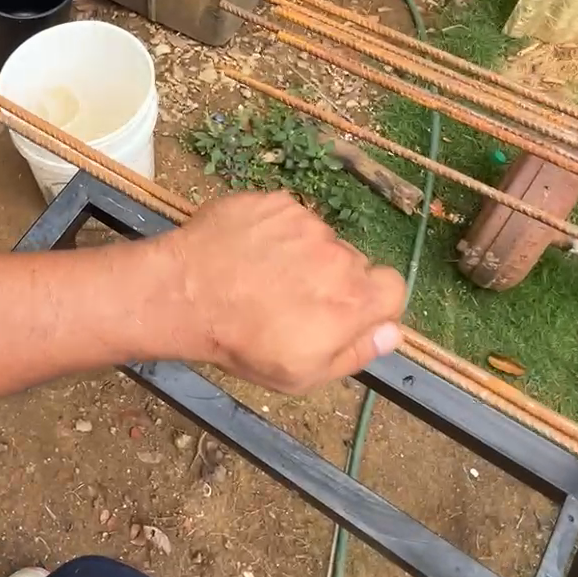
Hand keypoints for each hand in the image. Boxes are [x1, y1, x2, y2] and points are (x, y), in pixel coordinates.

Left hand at [155, 191, 406, 393]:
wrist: (184, 293)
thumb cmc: (241, 343)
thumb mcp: (302, 374)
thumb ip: (355, 354)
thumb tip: (391, 332)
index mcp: (353, 299)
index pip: (393, 288)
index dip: (371, 301)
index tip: (342, 310)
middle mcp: (337, 254)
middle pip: (351, 263)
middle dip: (330, 278)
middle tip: (289, 296)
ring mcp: (303, 222)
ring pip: (317, 238)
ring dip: (298, 253)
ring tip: (259, 274)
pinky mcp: (272, 202)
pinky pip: (286, 216)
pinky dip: (271, 231)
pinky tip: (245, 251)